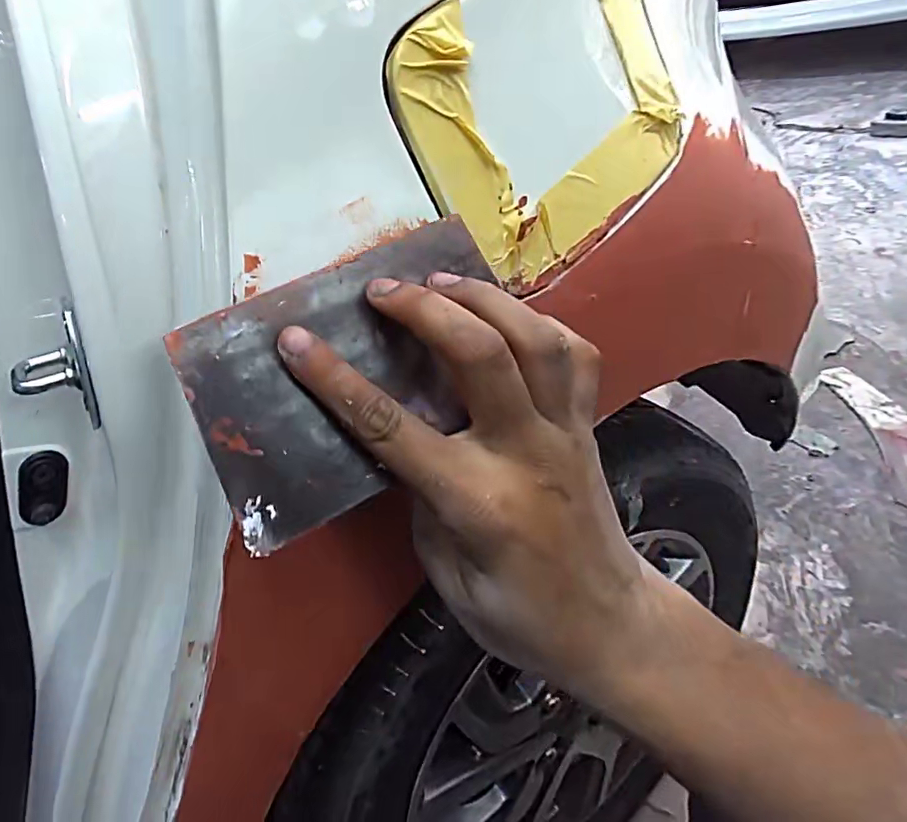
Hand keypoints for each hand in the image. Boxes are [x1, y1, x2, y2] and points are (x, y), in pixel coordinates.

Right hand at [275, 272, 694, 702]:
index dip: (334, 379)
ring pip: (534, 339)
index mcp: (477, 500)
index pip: (390, 426)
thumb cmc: (518, 615)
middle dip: (423, 309)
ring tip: (440, 280)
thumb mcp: (447, 572)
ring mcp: (567, 429)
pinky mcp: (590, 422)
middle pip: (478, 354)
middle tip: (382, 289)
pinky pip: (574, 352)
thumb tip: (402, 438)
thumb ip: (423, 498)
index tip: (295, 341)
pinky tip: (506, 314)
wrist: (610, 627)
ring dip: (483, 298)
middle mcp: (525, 450)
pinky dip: (538, 321)